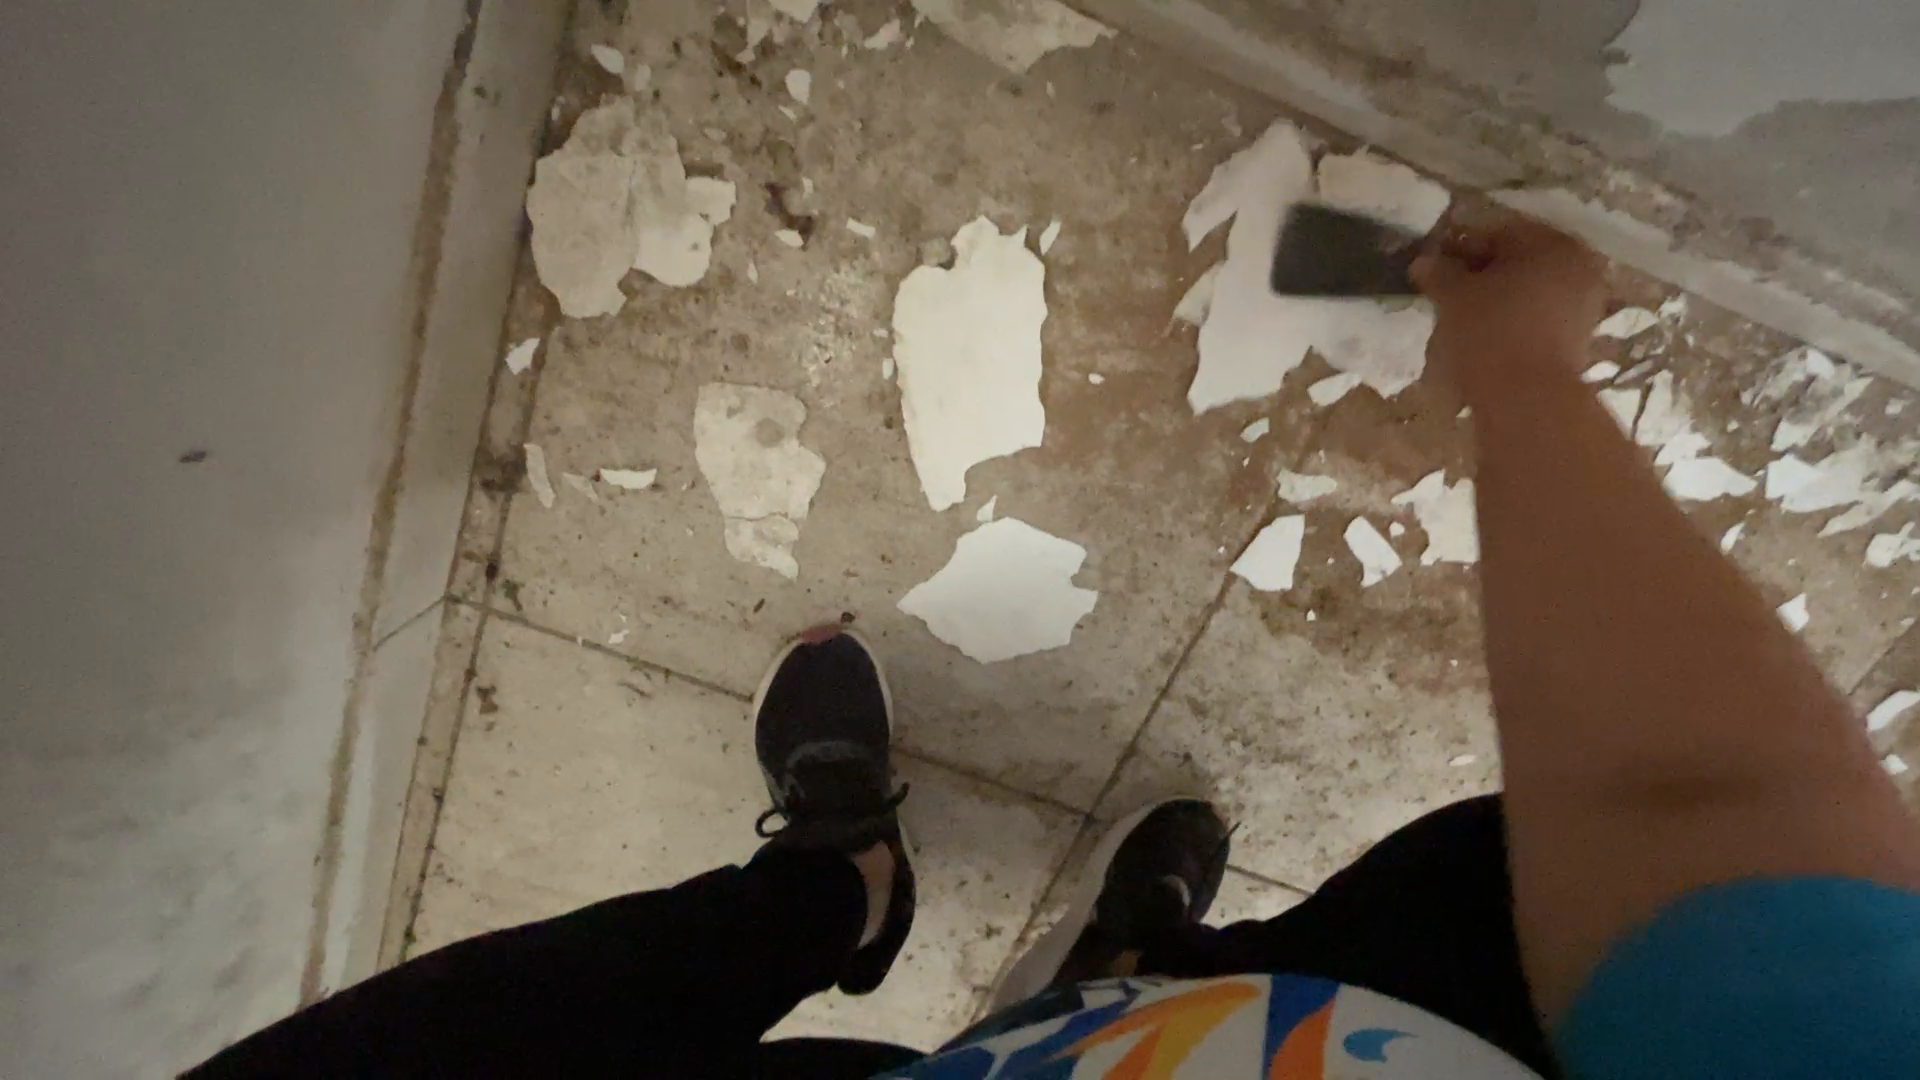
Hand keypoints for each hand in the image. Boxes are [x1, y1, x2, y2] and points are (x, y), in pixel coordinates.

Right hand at [1410, 207, 1606, 389]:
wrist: (1526, 395)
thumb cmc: (1489, 333)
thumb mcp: (1454, 299)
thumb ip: (1439, 274)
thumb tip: (1422, 261)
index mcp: (1553, 245)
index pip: (1500, 233)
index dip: (1461, 246)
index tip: (1433, 264)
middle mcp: (1578, 265)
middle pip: (1519, 260)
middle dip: (1480, 272)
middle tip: (1445, 290)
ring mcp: (1584, 301)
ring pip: (1529, 288)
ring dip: (1496, 296)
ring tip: (1461, 315)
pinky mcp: (1577, 333)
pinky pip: (1539, 313)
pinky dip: (1512, 316)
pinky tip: (1484, 332)